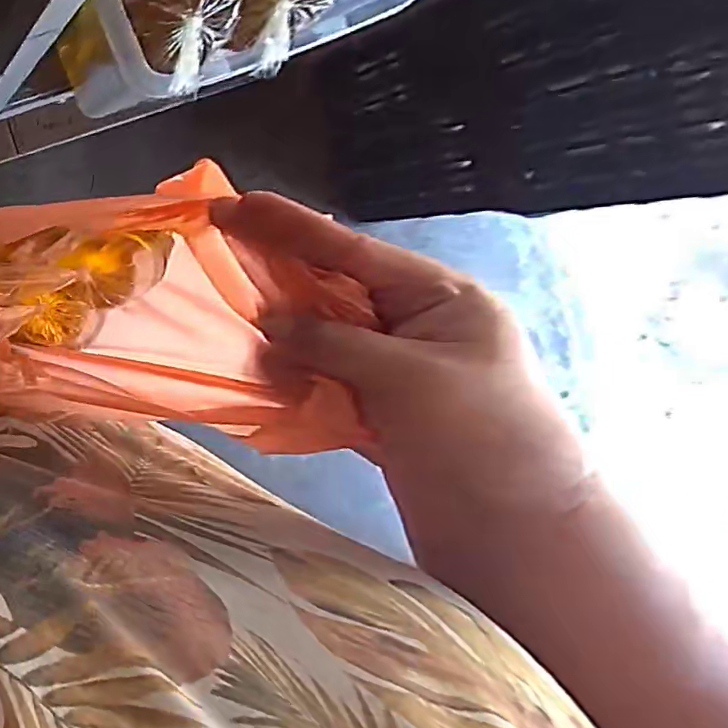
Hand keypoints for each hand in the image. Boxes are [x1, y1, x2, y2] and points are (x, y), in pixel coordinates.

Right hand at [211, 192, 589, 515]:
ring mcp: (382, 357)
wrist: (512, 522)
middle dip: (271, 260)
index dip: (287, 226)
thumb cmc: (482, 436)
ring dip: (268, 312)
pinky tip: (246, 352)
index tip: (233, 204)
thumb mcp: (408, 378)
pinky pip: (308, 363)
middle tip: (215, 237)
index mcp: (436, 297)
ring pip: (311, 323)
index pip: (348, 250)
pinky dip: (276, 358)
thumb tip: (265, 321)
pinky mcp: (363, 393)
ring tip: (220, 294)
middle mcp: (405, 318)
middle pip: (325, 280)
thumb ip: (331, 342)